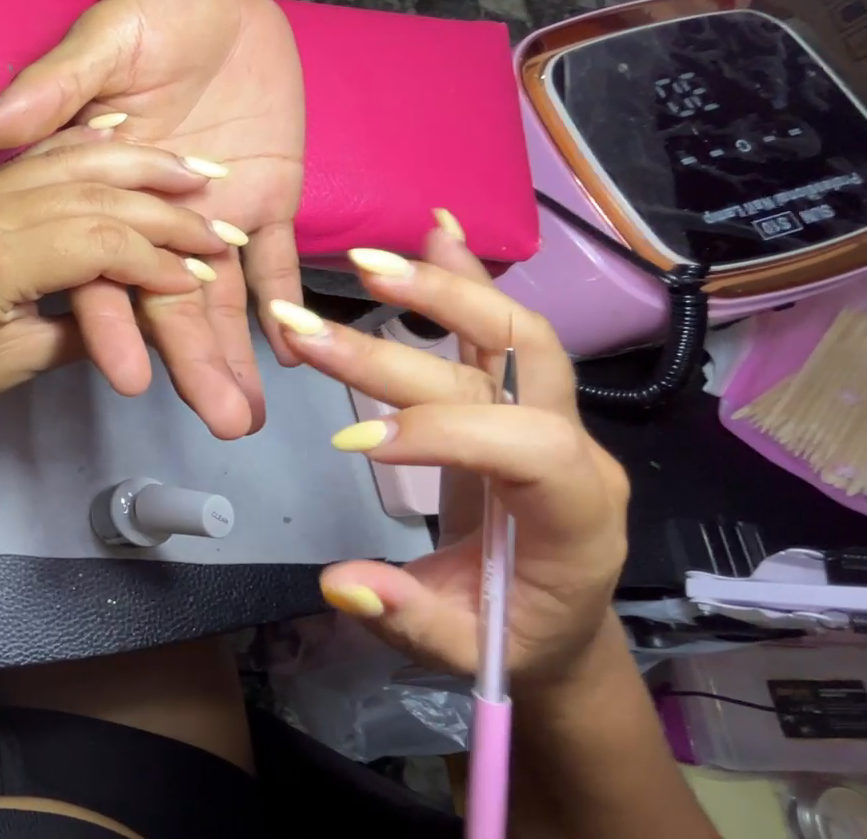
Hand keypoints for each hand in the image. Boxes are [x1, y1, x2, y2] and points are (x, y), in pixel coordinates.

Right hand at [0, 0, 305, 439]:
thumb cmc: (145, 14)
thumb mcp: (99, 44)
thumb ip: (51, 91)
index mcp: (105, 194)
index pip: (99, 267)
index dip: (110, 319)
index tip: (125, 376)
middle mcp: (154, 220)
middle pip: (163, 299)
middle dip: (187, 361)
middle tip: (219, 424)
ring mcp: (211, 217)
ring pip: (219, 294)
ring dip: (234, 352)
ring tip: (248, 415)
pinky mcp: (264, 200)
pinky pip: (277, 257)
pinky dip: (286, 300)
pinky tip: (294, 349)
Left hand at [0, 140, 231, 431]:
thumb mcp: (20, 362)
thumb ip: (89, 331)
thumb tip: (152, 311)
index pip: (96, 242)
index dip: (155, 257)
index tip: (197, 275)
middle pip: (89, 194)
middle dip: (161, 209)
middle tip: (215, 222)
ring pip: (67, 163)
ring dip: (135, 165)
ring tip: (192, 173)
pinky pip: (35, 156)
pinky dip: (85, 147)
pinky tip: (123, 141)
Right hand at [269, 221, 628, 687]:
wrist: (555, 618)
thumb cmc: (508, 632)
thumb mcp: (456, 645)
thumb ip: (406, 615)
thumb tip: (343, 582)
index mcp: (575, 515)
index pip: (525, 448)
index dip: (440, 433)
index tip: (351, 444)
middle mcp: (572, 450)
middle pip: (502, 371)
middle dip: (395, 348)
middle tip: (302, 326)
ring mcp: (547, 416)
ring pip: (511, 333)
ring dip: (439, 289)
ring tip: (366, 261)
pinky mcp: (514, 401)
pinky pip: (498, 331)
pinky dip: (465, 278)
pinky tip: (437, 233)